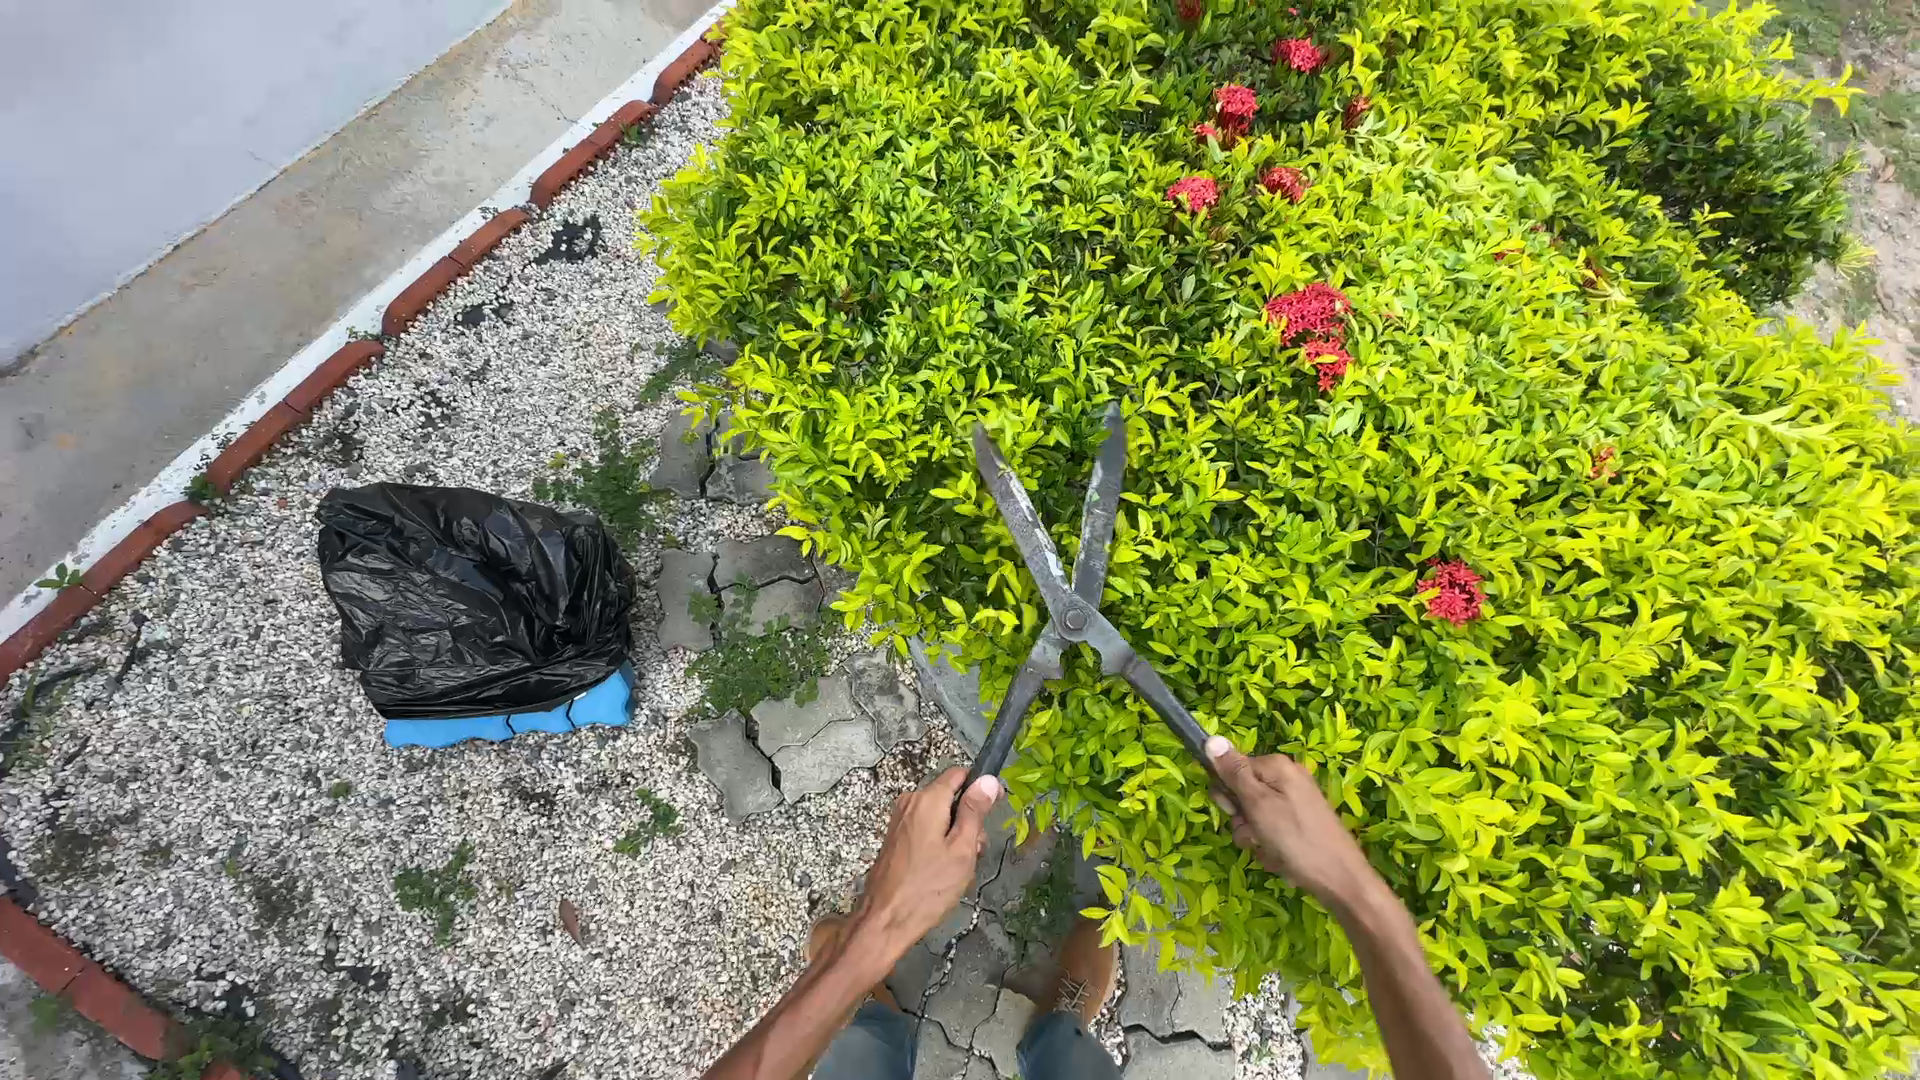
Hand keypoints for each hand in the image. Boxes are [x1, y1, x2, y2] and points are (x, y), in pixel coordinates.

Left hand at [850, 767, 1001, 956]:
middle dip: (967, 820)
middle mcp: (910, 802)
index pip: (959, 774)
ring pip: (939, 815)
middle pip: (950, 797)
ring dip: (954, 836)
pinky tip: (941, 872)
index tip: (993, 809)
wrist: (884, 920)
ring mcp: (900, 819)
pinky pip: (925, 829)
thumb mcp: (961, 849)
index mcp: (928, 799)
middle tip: (973, 853)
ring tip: (957, 869)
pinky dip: (938, 844)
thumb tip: (989, 780)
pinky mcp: (895, 837)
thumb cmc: (928, 887)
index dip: (980, 787)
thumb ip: (975, 811)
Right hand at [1206, 736, 1380, 911]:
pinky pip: (1271, 828)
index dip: (1228, 793)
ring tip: (1270, 850)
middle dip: (1242, 819)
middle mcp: (1287, 777)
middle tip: (1256, 834)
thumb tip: (1211, 739)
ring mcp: (1296, 800)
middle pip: (1243, 792)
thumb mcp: (1258, 804)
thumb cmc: (1296, 839)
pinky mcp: (1301, 822)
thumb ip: (1234, 773)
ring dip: (1255, 836)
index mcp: (1276, 766)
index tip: (1236, 813)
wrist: (1341, 880)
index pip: (1232, 768)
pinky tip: (1280, 858)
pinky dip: (1270, 844)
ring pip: (1255, 815)